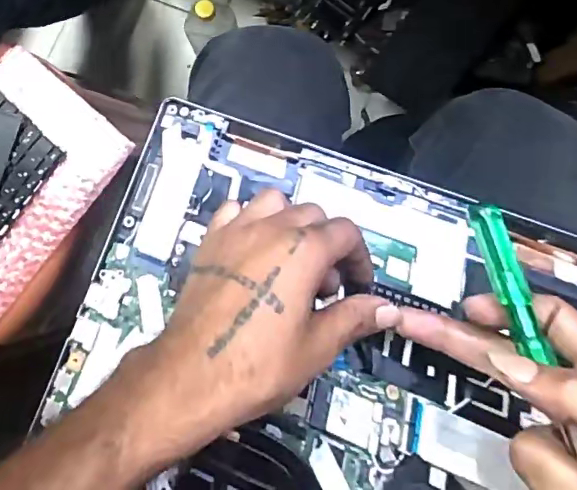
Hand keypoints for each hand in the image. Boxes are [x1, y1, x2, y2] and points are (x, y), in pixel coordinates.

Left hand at [112, 189, 399, 465]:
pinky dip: (250, 220)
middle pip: (313, 213)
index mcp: (302, 250)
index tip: (357, 285)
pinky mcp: (212, 239)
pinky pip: (236, 210)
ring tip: (290, 260)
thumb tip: (385, 308)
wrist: (191, 376)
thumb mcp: (316, 348)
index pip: (345, 232)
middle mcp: (271, 228)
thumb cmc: (255, 366)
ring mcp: (238, 229)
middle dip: (327, 243)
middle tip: (324, 286)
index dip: (358, 258)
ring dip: (290, 222)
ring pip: (275, 201)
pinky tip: (252, 250)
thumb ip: (353, 318)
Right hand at [394, 294, 576, 489]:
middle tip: (420, 323)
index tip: (468, 309)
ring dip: (558, 472)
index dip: (510, 310)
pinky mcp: (573, 488)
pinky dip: (561, 487)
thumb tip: (512, 368)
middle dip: (475, 346)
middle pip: (525, 369)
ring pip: (534, 447)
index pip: (557, 326)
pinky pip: (543, 476)